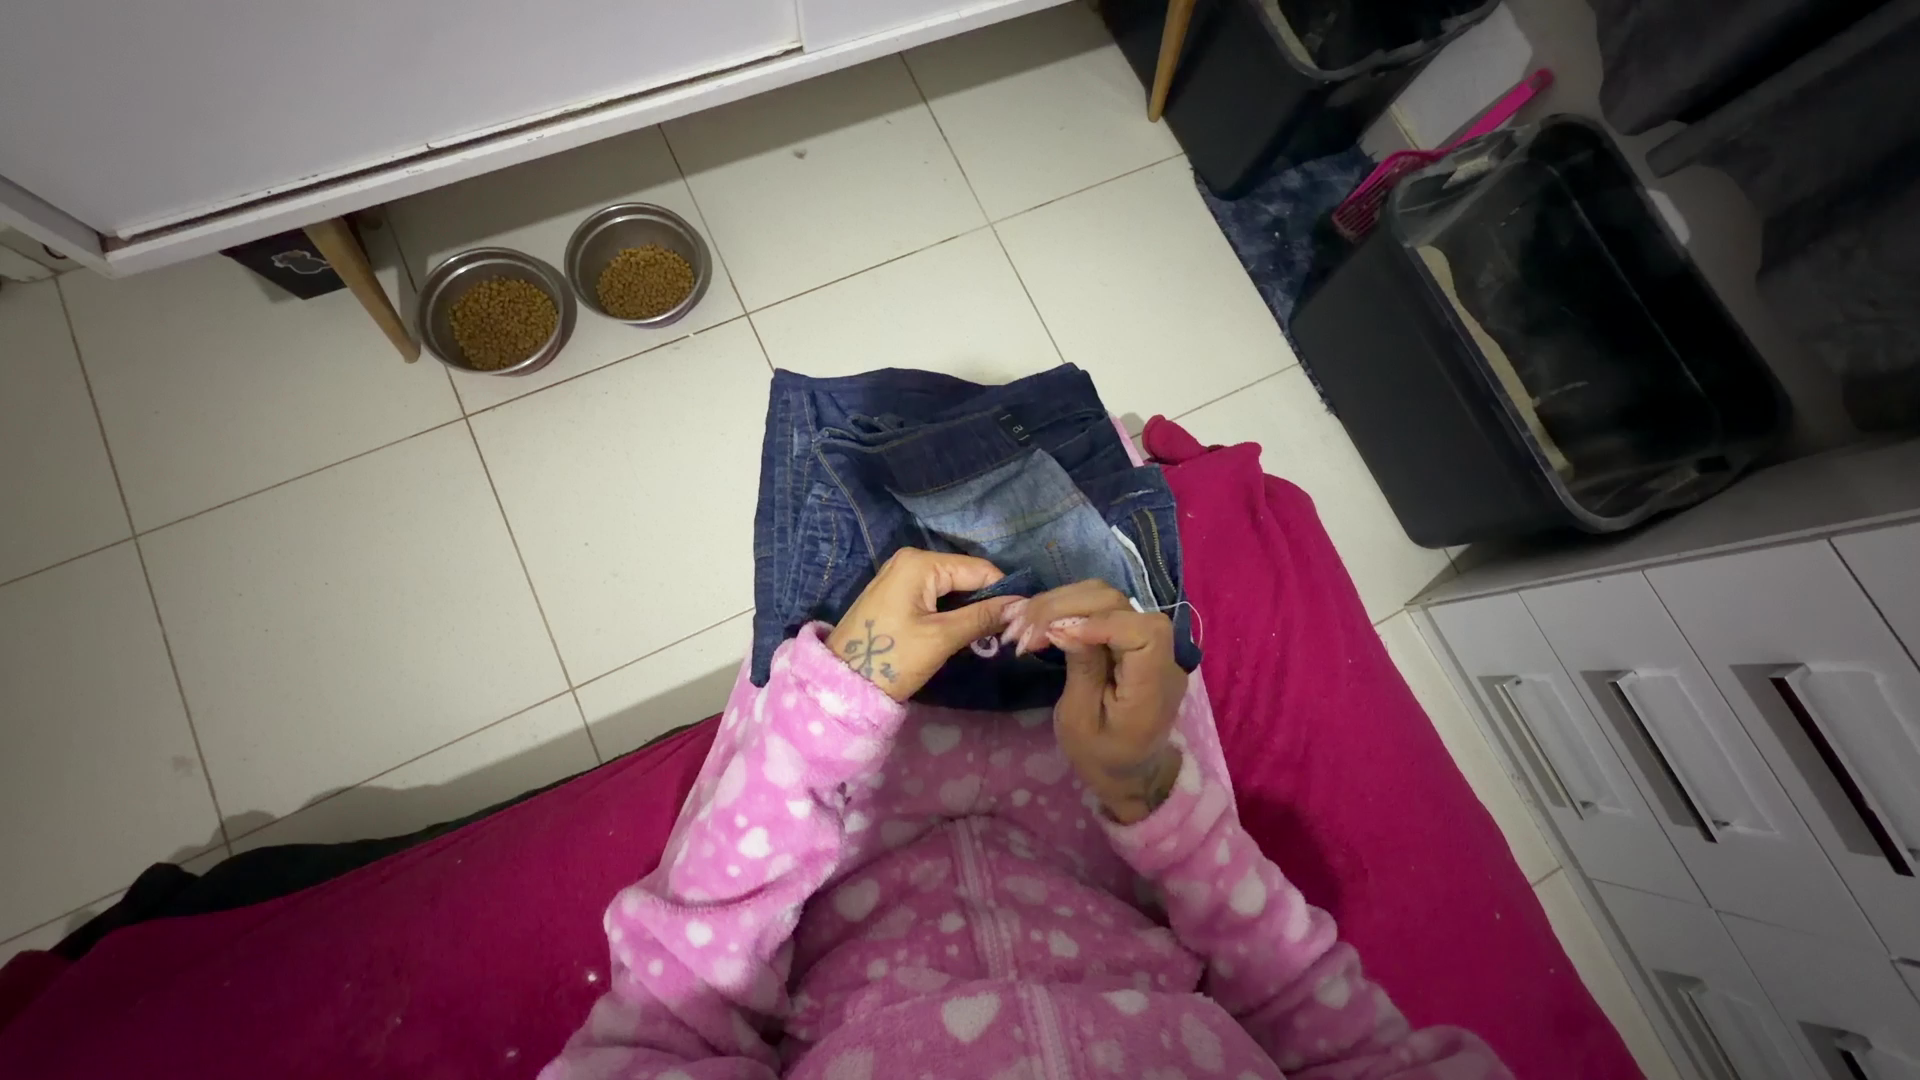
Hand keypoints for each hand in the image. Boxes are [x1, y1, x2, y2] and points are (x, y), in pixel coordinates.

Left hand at [825, 548, 1020, 701]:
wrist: (842, 683)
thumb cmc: (892, 658)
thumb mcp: (941, 637)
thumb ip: (983, 617)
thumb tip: (1022, 606)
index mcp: (920, 562)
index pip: (979, 569)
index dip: (1004, 594)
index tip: (1022, 621)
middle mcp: (910, 560)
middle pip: (966, 576)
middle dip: (987, 602)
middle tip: (1005, 634)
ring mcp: (901, 576)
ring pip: (953, 588)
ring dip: (970, 610)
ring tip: (988, 637)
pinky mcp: (897, 594)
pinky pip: (935, 596)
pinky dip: (951, 612)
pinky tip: (962, 633)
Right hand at [1011, 581, 1187, 823]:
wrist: (1129, 769)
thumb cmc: (1101, 755)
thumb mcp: (1080, 722)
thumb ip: (1082, 671)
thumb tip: (1064, 627)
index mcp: (1152, 687)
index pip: (1144, 633)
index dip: (1101, 623)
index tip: (1055, 634)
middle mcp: (1161, 656)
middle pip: (1120, 604)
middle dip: (1067, 606)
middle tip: (1022, 626)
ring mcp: (1150, 643)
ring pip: (1108, 597)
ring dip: (1062, 601)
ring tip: (1025, 619)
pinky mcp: (1133, 637)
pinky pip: (1104, 607)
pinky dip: (1069, 605)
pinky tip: (1041, 616)